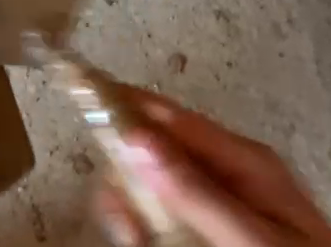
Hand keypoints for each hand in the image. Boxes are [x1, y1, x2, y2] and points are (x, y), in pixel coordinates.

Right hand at [93, 88, 330, 246]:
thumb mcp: (251, 238)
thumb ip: (196, 191)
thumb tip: (134, 136)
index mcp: (242, 157)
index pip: (166, 114)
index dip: (120, 102)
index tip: (78, 98)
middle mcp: (224, 168)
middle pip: (151, 147)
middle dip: (124, 173)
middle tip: (120, 219)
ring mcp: (216, 198)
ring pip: (148, 180)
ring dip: (129, 204)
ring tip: (131, 237)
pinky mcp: (209, 225)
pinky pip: (160, 208)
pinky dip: (141, 222)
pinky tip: (140, 240)